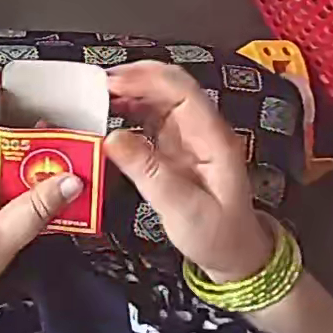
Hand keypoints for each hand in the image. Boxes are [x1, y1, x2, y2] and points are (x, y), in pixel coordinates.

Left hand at [0, 67, 80, 322]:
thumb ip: (35, 211)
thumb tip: (72, 179)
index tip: (2, 76)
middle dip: (24, 121)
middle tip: (59, 120)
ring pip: (1, 153)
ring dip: (30, 150)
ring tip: (64, 149)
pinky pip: (4, 174)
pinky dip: (27, 173)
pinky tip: (48, 184)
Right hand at [105, 61, 272, 281]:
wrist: (234, 254)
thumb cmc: (217, 235)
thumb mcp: (182, 210)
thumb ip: (148, 172)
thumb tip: (113, 138)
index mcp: (213, 138)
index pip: (182, 91)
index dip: (147, 79)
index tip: (114, 81)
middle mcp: (202, 128)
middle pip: (169, 85)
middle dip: (134, 77)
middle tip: (98, 84)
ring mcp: (188, 133)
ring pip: (158, 96)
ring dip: (130, 90)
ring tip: (98, 95)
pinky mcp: (174, 143)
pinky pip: (150, 115)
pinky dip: (129, 108)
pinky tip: (110, 112)